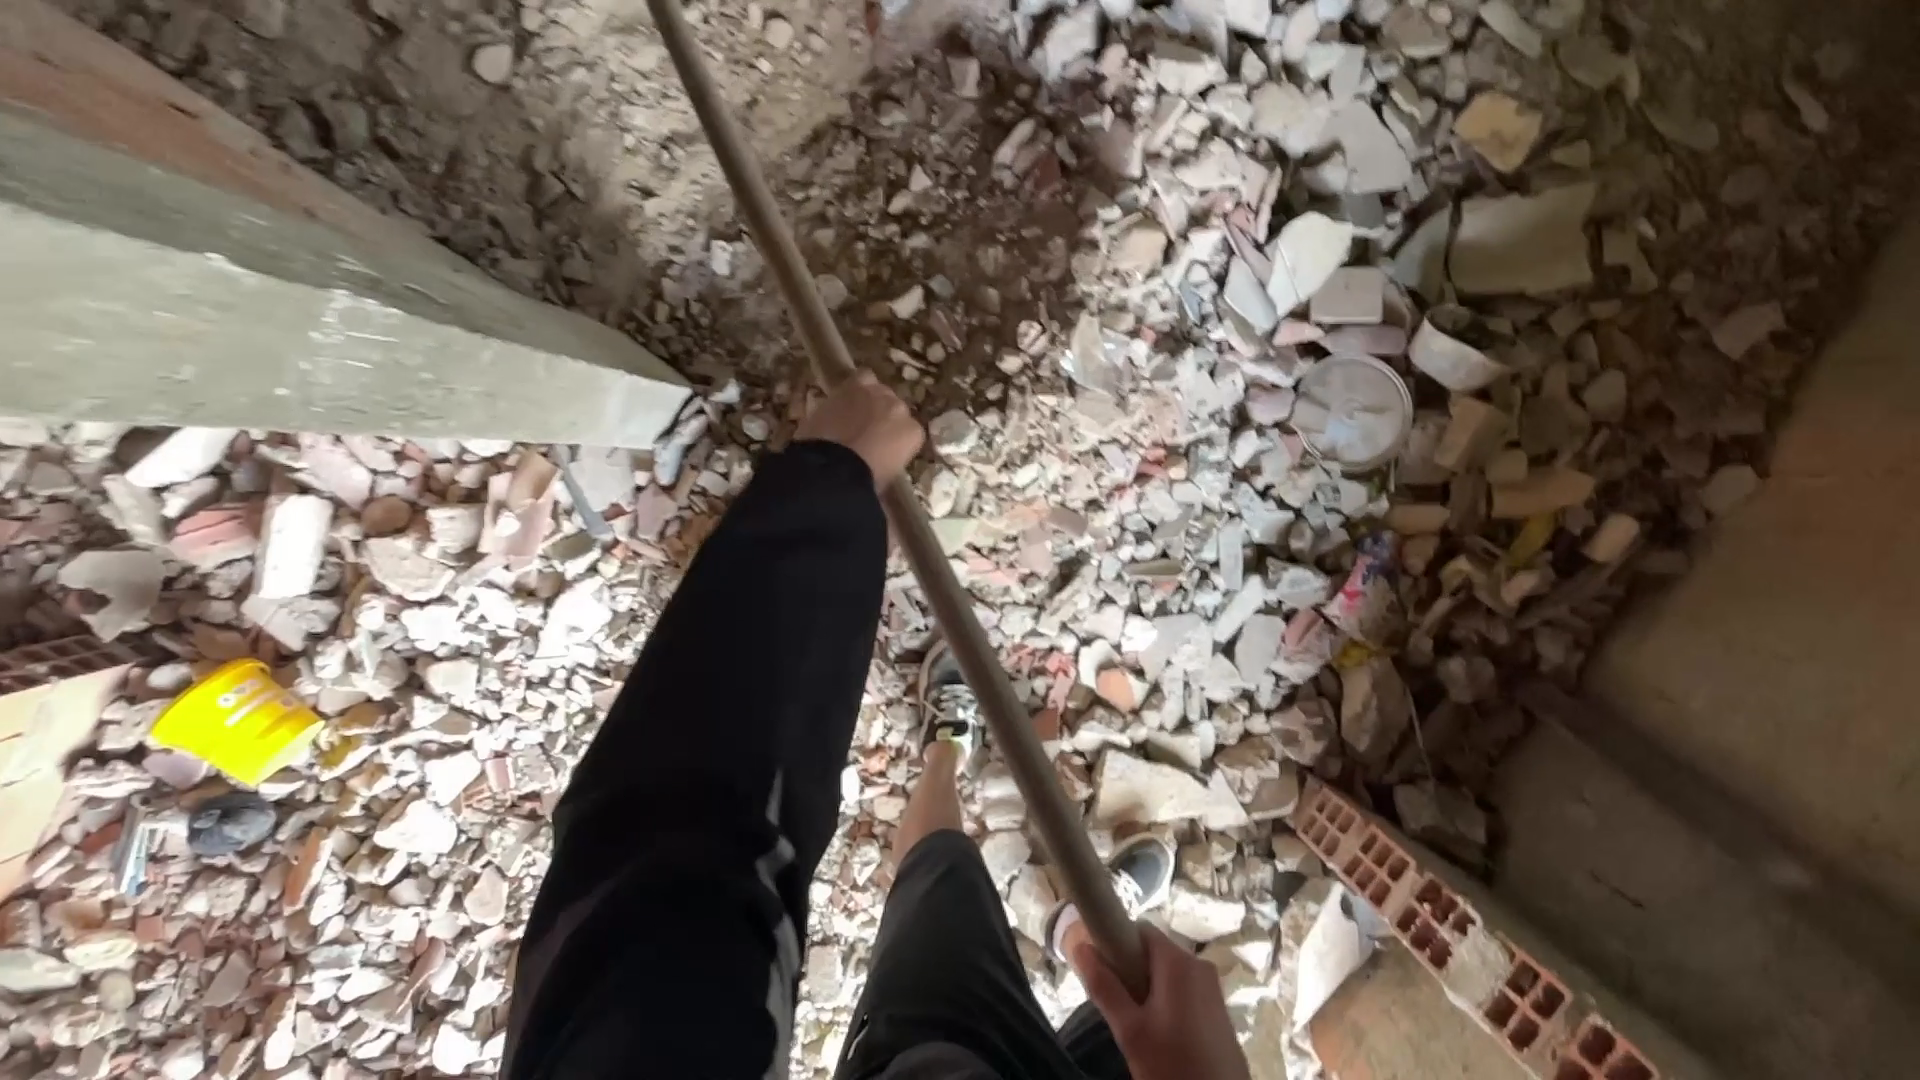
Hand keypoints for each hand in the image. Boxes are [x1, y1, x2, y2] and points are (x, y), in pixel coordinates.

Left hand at [795, 370, 923, 487]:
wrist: (831, 469)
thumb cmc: (863, 483)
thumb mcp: (884, 481)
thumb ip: (888, 469)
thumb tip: (881, 476)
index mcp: (913, 433)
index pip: (910, 433)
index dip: (895, 442)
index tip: (882, 452)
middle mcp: (898, 408)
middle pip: (894, 407)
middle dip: (882, 418)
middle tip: (865, 434)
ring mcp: (874, 394)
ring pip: (876, 387)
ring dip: (868, 398)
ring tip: (854, 413)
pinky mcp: (848, 386)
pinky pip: (856, 380)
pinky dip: (850, 390)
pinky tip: (838, 405)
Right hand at [1069, 926, 1250, 1079]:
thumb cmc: (1173, 1066)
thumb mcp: (1130, 1031)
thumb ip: (1104, 986)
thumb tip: (1080, 945)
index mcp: (1179, 961)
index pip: (1139, 930)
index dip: (1117, 945)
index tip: (1104, 973)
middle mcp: (1200, 965)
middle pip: (1153, 952)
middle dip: (1131, 972)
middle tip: (1120, 1008)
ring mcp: (1213, 987)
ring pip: (1167, 973)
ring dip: (1148, 990)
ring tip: (1139, 1026)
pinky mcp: (1219, 1009)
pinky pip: (1184, 990)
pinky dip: (1167, 1002)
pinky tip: (1162, 1036)